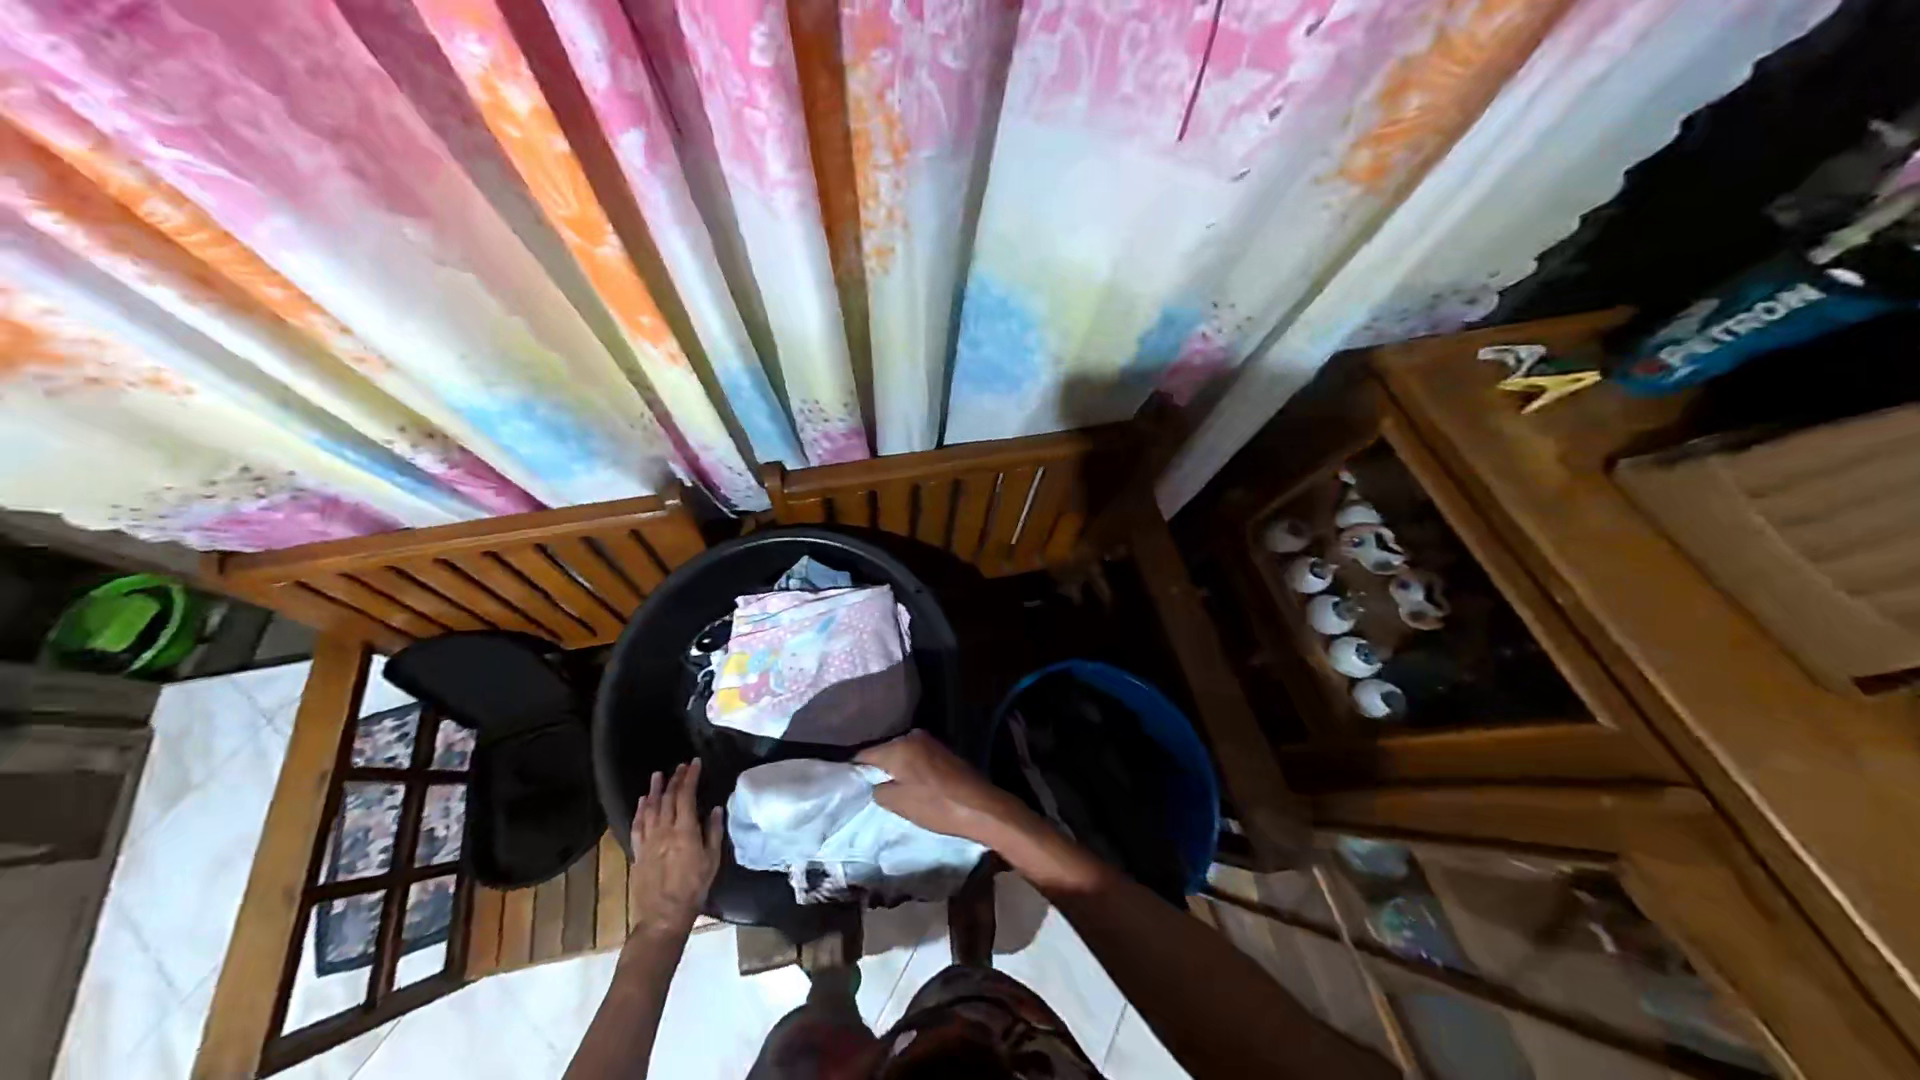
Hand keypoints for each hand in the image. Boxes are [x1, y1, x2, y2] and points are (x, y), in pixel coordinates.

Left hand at [627, 759, 722, 936]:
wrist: (663, 916)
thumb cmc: (694, 888)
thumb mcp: (712, 860)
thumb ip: (713, 832)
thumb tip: (714, 809)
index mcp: (684, 831)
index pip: (686, 796)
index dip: (690, 777)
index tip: (695, 763)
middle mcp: (664, 830)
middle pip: (668, 798)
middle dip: (675, 779)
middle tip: (681, 766)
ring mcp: (648, 841)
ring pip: (650, 808)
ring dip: (655, 790)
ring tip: (658, 775)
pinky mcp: (638, 852)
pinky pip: (638, 826)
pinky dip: (640, 810)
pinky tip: (643, 801)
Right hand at [855, 730, 1033, 844]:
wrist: (981, 807)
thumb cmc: (936, 805)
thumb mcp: (898, 803)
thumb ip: (878, 790)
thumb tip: (875, 783)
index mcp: (899, 746)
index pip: (865, 754)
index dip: (855, 769)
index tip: (848, 783)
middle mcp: (913, 737)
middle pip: (884, 752)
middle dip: (876, 768)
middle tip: (867, 788)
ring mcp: (930, 742)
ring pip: (901, 755)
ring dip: (895, 769)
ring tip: (887, 788)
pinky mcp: (943, 752)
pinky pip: (917, 758)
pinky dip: (910, 769)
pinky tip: (910, 785)